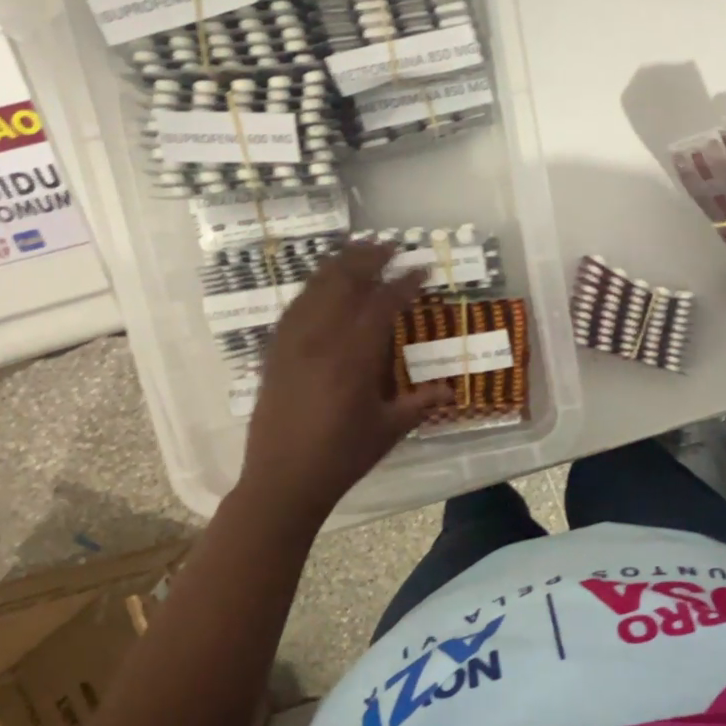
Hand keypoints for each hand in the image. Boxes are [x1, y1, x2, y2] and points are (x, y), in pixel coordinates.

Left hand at [239, 244, 452, 508]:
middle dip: (368, 258)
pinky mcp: (275, 351)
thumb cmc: (342, 457)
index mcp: (354, 358)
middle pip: (343, 282)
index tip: (421, 268)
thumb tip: (450, 390)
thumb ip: (420, 403)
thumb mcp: (389, 430)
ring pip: (315, 287)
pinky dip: (314, 287)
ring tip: (359, 252)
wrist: (283, 479)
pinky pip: (295, 306)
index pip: (382, 304)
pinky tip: (324, 286)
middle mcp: (320, 340)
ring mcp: (292, 342)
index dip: (404, 282)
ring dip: (339, 265)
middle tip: (390, 246)